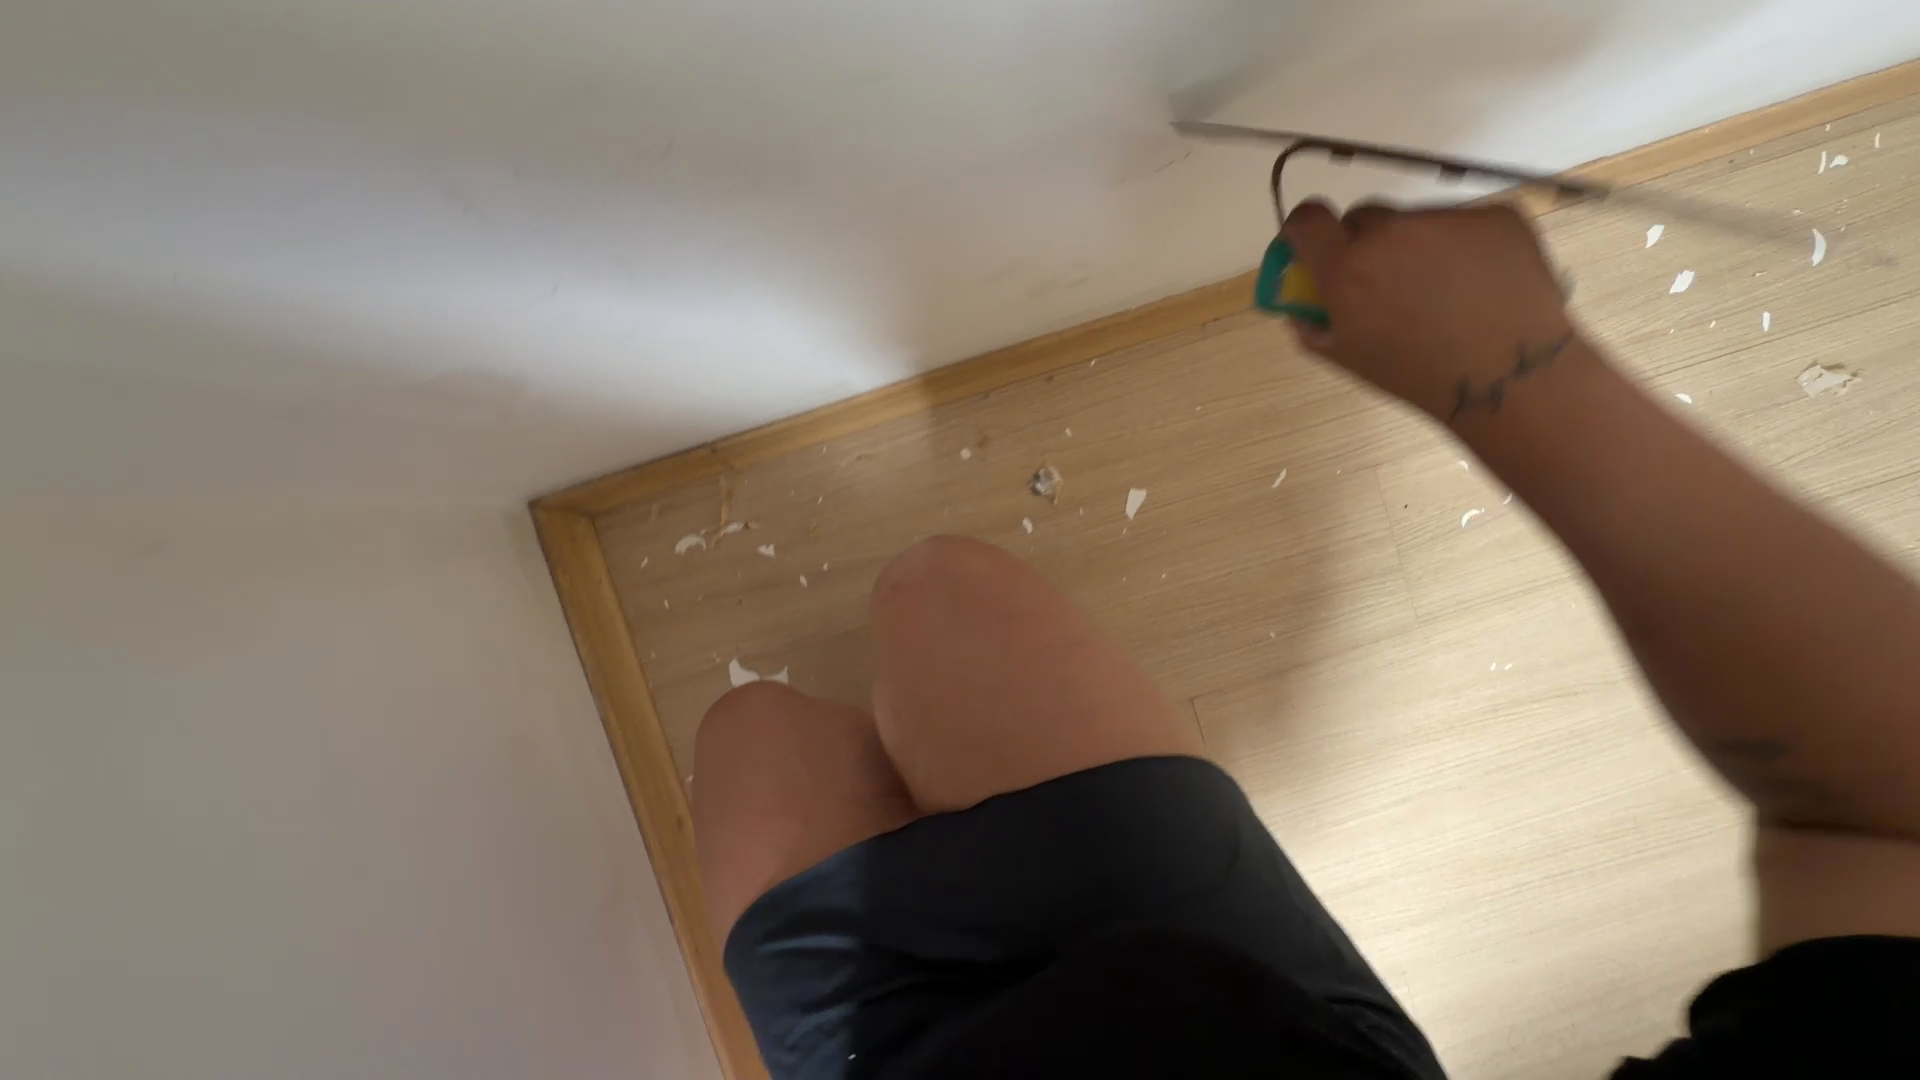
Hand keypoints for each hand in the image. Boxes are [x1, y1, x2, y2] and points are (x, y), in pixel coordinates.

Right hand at [1282, 200, 1583, 422]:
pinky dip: (1458, 246)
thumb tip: (1301, 305)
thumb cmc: (1415, 374)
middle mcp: (1393, 233)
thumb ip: (1311, 325)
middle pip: (1362, 217)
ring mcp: (1448, 219)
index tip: (1312, 245)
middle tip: (1380, 280)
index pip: (1307, 218)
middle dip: (1361, 243)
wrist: (1508, 375)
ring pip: (1413, 222)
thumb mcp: (1346, 357)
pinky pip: (1461, 224)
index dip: (1304, 228)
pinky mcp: (1495, 216)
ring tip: (1438, 290)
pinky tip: (1473, 283)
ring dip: (1412, 246)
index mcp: (1348, 269)